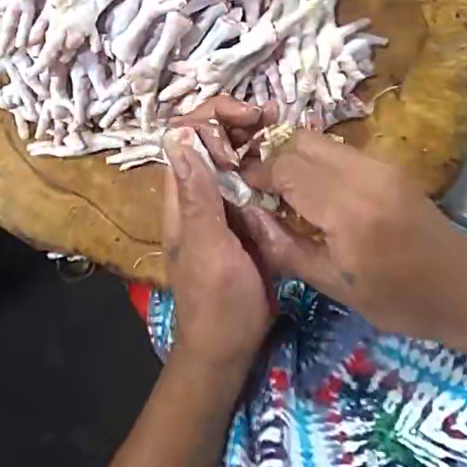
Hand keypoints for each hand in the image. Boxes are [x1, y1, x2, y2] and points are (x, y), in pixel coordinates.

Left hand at [159, 104, 275, 374]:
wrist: (230, 347)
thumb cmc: (219, 303)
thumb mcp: (210, 249)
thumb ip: (197, 197)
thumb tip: (178, 136)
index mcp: (182, 194)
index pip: (183, 133)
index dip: (212, 120)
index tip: (246, 127)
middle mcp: (198, 191)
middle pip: (207, 136)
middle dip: (235, 119)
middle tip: (272, 120)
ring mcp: (221, 203)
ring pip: (230, 153)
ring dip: (252, 136)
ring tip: (282, 130)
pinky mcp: (244, 215)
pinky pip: (250, 176)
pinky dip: (266, 161)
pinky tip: (288, 160)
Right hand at [236, 133, 466, 340]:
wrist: (466, 289)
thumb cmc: (400, 301)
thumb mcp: (334, 286)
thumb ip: (284, 247)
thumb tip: (246, 215)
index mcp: (349, 210)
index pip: (286, 168)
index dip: (256, 173)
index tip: (240, 188)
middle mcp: (364, 174)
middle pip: (299, 141)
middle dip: (271, 158)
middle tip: (258, 187)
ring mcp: (380, 164)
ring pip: (319, 140)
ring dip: (293, 156)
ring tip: (282, 189)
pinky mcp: (389, 164)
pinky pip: (339, 150)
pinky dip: (316, 160)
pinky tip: (314, 190)